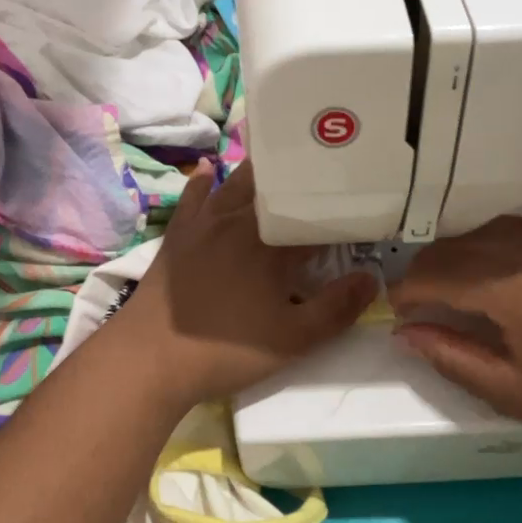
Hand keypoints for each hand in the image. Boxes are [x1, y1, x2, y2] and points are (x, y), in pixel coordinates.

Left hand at [110, 161, 378, 408]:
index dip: (339, 217)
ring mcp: (204, 222)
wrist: (150, 357)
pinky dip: (204, 180)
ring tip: (279, 165)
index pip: (315, 220)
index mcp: (272, 244)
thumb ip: (336, 309)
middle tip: (322, 181)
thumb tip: (371, 278)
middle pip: (277, 190)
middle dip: (302, 184)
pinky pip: (194, 195)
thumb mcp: (292, 340)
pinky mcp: (178, 233)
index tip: (358, 214)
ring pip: (237, 184)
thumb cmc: (225, 350)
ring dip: (260, 175)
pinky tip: (208, 168)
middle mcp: (240, 221)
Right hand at [389, 217, 521, 467]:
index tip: (394, 312)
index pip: (439, 275)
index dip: (408, 291)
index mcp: (514, 287)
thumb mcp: (516, 393)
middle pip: (459, 246)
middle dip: (428, 270)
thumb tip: (405, 333)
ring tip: (451, 288)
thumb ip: (452, 357)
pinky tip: (496, 274)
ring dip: (459, 254)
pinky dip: (493, 245)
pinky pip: (521, 230)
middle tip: (417, 304)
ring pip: (488, 231)